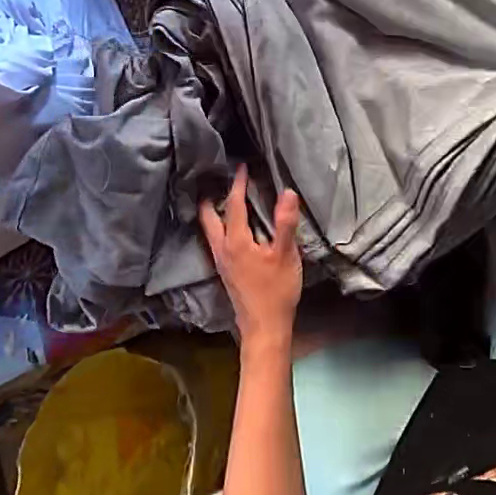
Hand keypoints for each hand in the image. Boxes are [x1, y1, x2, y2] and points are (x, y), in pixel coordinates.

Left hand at [199, 165, 303, 355]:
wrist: (264, 328)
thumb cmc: (276, 291)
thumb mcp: (286, 256)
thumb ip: (285, 224)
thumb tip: (287, 192)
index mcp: (235, 241)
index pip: (234, 204)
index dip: (238, 184)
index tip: (241, 166)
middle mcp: (221, 248)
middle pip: (209, 216)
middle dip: (212, 196)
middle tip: (218, 179)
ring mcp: (220, 261)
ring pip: (210, 229)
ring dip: (214, 211)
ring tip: (223, 198)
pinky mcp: (225, 271)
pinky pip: (215, 239)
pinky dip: (219, 225)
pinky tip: (230, 227)